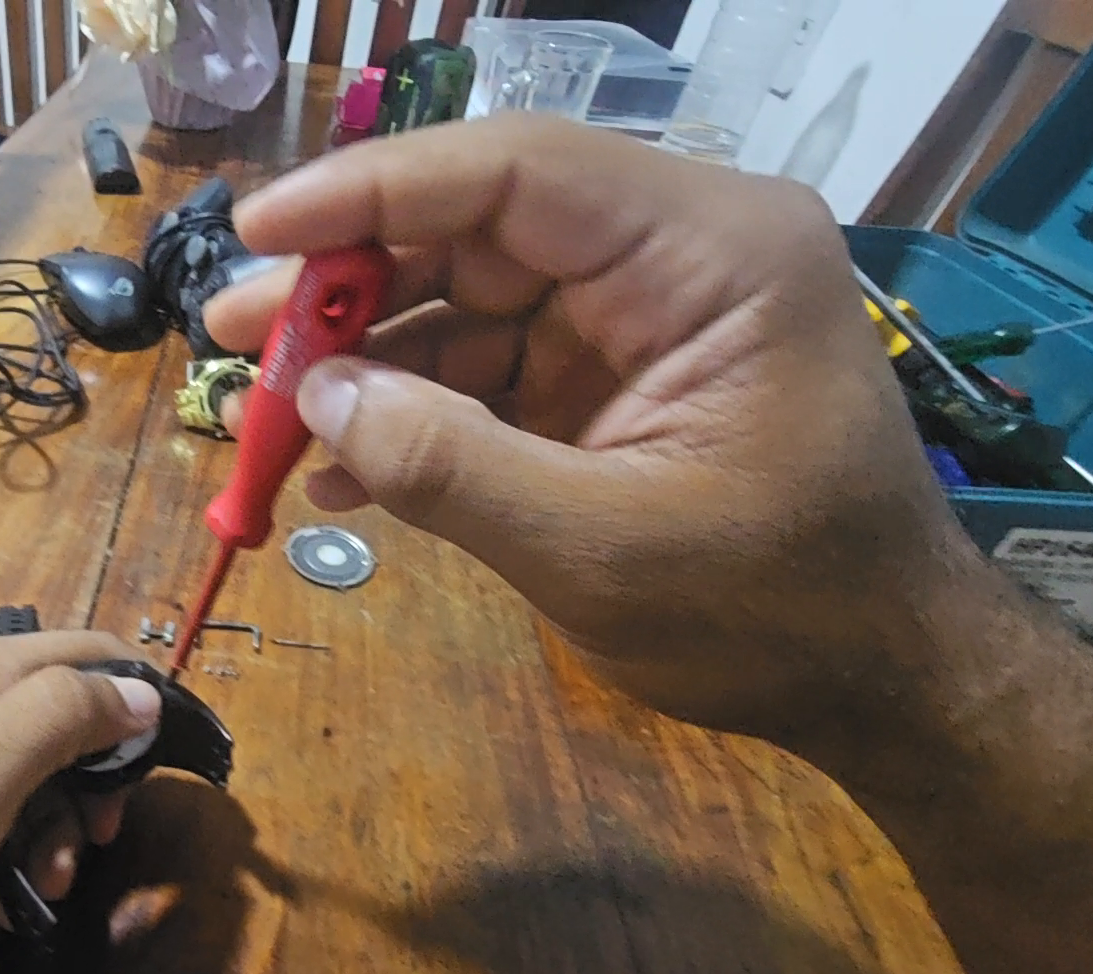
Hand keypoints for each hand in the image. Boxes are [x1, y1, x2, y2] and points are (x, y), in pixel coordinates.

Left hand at [0, 632, 159, 973]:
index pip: (90, 651)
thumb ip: (61, 716)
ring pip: (33, 763)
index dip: (140, 694)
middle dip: (97, 772)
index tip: (165, 762)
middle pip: (66, 709)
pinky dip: (16, 837)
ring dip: (57, 818)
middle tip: (99, 835)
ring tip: (49, 878)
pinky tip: (8, 888)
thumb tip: (141, 690)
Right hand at [207, 117, 992, 743]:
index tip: (260, 230)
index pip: (510, 176)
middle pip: (462, 240)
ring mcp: (610, 328)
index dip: (369, 194)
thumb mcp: (599, 546)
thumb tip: (320, 400)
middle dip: (341, 294)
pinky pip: (464, 383)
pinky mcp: (578, 388)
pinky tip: (335, 476)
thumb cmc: (769, 611)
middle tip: (234, 334)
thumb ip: (451, 467)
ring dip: (352, 370)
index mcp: (702, 255)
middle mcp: (654, 264)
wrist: (858, 677)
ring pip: (447, 314)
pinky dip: (396, 425)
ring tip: (262, 418)